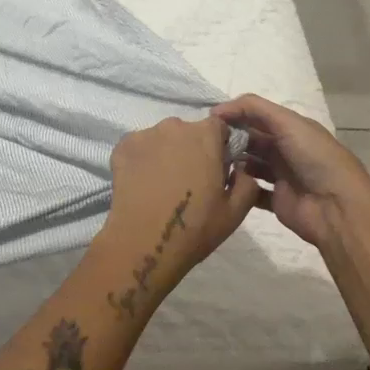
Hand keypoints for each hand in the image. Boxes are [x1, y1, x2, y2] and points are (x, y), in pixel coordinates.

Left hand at [99, 116, 259, 307]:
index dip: (219, 146)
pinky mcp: (122, 146)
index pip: (219, 127)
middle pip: (188, 131)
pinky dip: (143, 159)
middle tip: (189, 180)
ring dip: (166, 153)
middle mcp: (174, 126)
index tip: (216, 168)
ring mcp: (145, 134)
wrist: (144, 242)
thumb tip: (241, 167)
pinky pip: (139, 147)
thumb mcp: (236, 211)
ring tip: (163, 184)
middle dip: (192, 149)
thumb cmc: (195, 227)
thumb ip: (247, 181)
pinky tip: (143, 183)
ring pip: (162, 138)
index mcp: (205, 135)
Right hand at [214, 94, 369, 247]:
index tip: (209, 119)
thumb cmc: (314, 158)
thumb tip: (217, 110)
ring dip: (233, 161)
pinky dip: (239, 187)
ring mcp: (282, 176)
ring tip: (210, 161)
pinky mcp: (277, 200)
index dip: (235, 114)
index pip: (258, 116)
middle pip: (252, 140)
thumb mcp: (287, 123)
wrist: (336, 207)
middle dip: (231, 138)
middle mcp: (287, 149)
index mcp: (293, 128)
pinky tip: (222, 183)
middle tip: (205, 142)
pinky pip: (252, 192)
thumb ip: (254, 109)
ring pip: (250, 164)